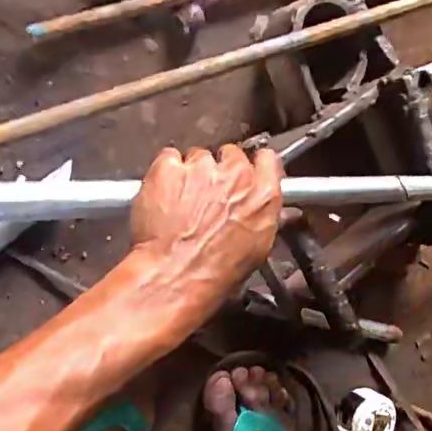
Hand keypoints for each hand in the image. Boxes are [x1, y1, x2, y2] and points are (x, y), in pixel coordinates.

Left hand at [131, 145, 282, 308]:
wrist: (177, 275)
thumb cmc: (217, 271)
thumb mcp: (258, 249)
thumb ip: (263, 217)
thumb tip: (266, 211)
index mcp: (263, 195)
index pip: (268, 160)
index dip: (255, 166)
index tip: (247, 173)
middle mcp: (236, 175)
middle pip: (231, 155)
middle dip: (221, 170)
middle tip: (210, 195)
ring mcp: (201, 168)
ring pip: (198, 157)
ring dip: (192, 174)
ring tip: (182, 202)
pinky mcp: (169, 168)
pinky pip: (168, 159)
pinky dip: (166, 173)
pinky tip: (164, 196)